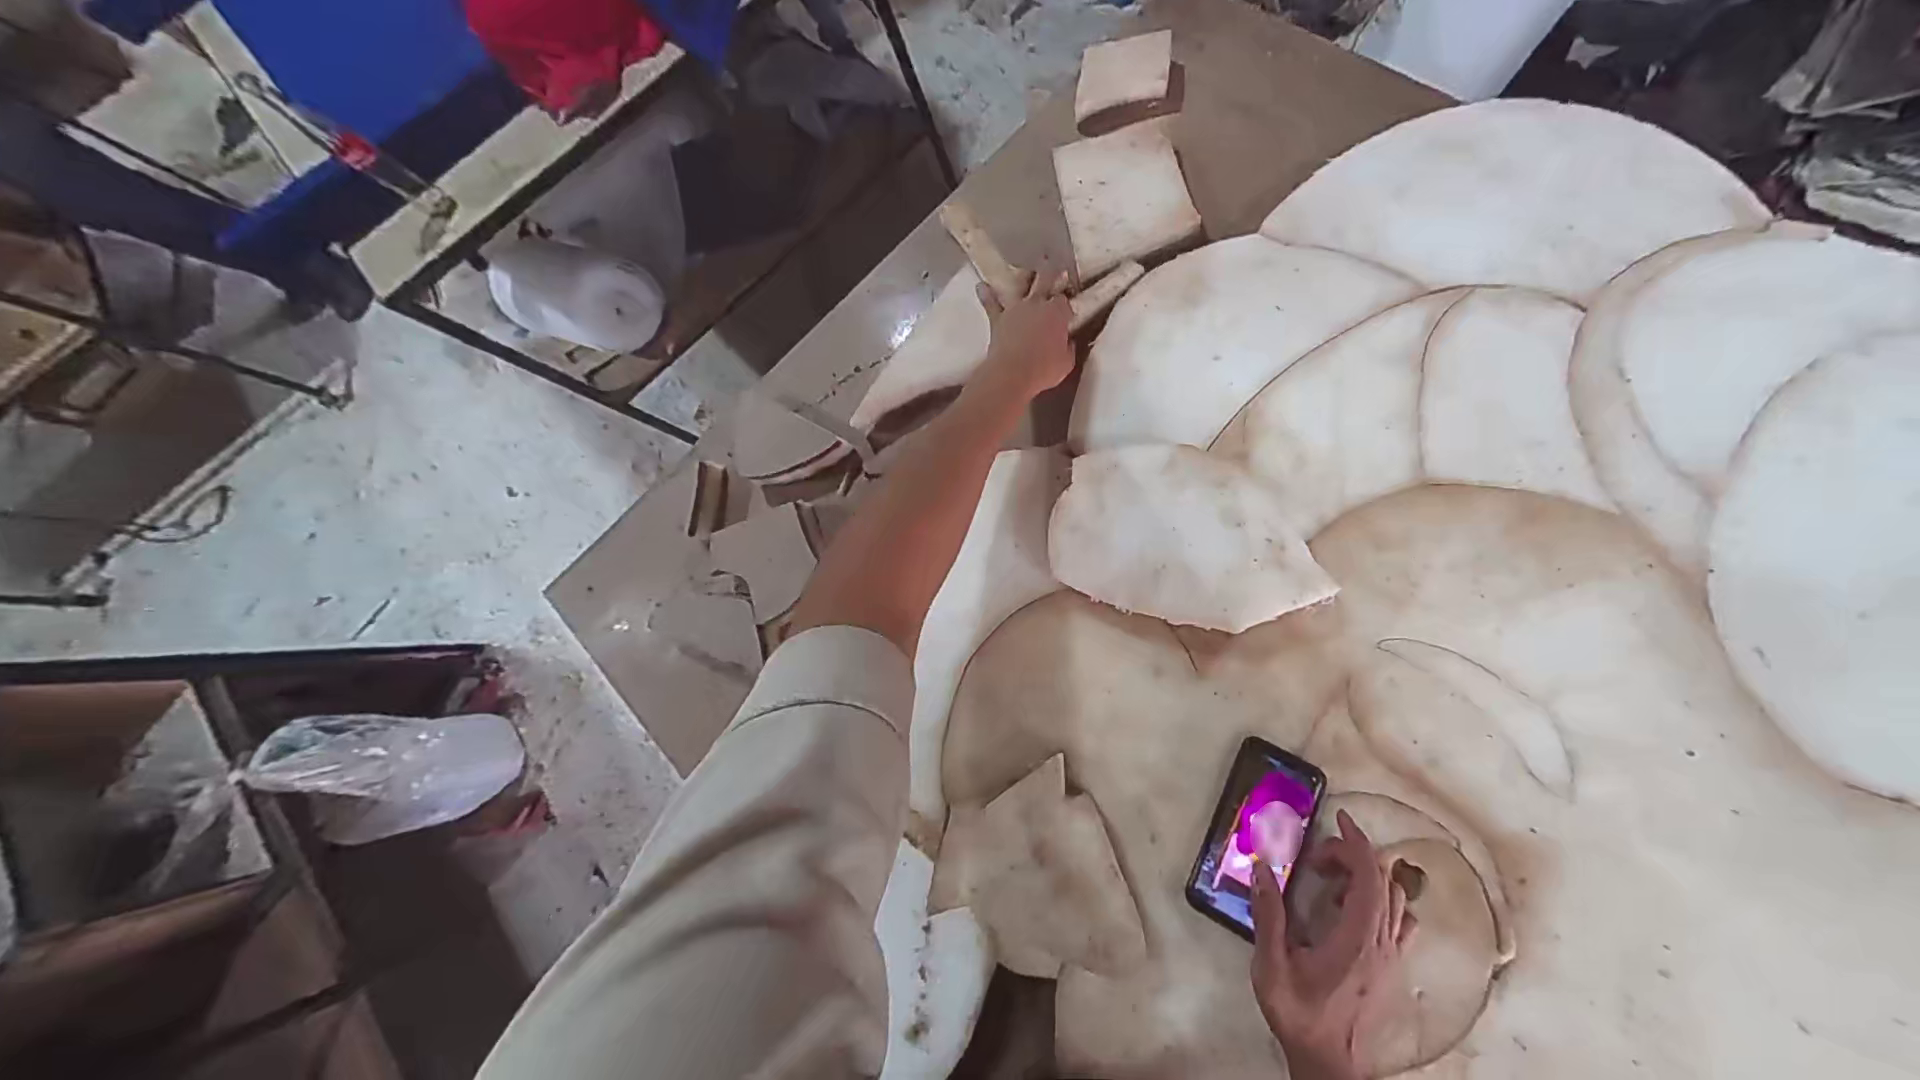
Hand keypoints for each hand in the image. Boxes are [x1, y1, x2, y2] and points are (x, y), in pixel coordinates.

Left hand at [970, 271, 1073, 402]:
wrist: (1011, 374)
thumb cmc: (1043, 370)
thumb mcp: (1066, 362)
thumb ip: (1068, 348)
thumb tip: (1067, 342)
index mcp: (1057, 313)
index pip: (1064, 301)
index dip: (1066, 302)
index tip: (1067, 307)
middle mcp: (1037, 304)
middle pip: (1046, 280)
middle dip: (1052, 272)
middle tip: (1056, 264)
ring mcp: (1016, 308)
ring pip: (1020, 285)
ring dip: (1024, 276)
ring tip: (1028, 268)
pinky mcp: (998, 319)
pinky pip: (991, 304)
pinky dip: (986, 295)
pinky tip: (981, 286)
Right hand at [1250, 810, 1416, 1079]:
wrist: (1332, 1067)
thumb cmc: (1300, 1014)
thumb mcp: (1272, 965)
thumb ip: (1268, 915)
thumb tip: (1263, 870)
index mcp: (1358, 939)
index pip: (1370, 876)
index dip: (1356, 841)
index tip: (1339, 818)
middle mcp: (1385, 944)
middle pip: (1385, 882)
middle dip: (1352, 856)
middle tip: (1317, 860)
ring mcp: (1394, 959)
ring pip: (1398, 901)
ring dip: (1368, 880)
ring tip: (1332, 885)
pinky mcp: (1394, 971)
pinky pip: (1400, 922)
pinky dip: (1380, 903)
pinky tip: (1351, 914)